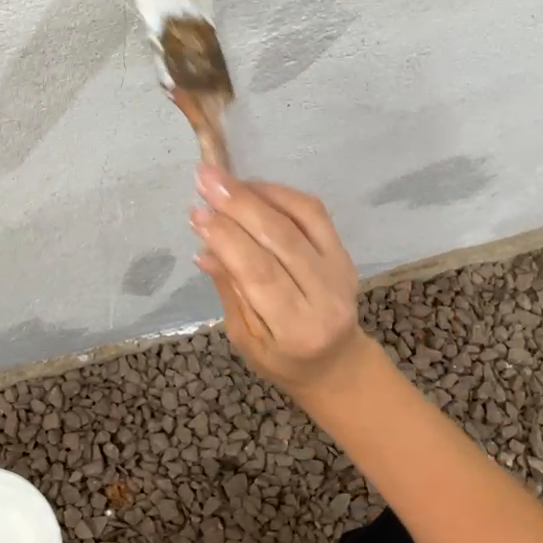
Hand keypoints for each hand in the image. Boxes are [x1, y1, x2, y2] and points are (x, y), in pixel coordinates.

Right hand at [190, 166, 372, 397]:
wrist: (336, 362)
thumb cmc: (282, 358)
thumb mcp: (246, 338)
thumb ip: (230, 291)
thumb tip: (205, 249)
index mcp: (297, 329)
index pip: (259, 273)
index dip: (228, 239)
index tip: (197, 214)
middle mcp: (326, 297)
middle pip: (281, 240)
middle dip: (239, 205)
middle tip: (205, 180)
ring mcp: (340, 271)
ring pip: (301, 219)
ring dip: (259, 193)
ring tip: (223, 180)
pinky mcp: (344, 253)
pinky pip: (314, 214)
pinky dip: (282, 194)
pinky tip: (252, 188)